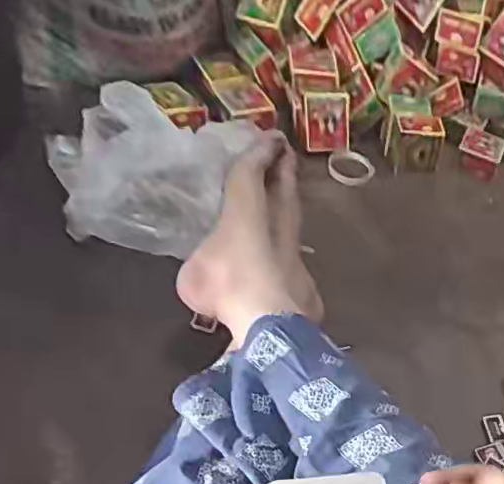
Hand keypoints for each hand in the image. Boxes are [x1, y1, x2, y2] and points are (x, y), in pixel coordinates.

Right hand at [175, 132, 322, 338]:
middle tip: (287, 158)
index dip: (259, 155)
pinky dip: (289, 271)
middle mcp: (278, 232)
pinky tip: (284, 279)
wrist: (267, 325)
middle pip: (285, 196)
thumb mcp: (195, 276)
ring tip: (283, 215)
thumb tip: (211, 282)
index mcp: (245, 214)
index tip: (270, 139)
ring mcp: (297, 264)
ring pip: (294, 234)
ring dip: (289, 221)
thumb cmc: (226, 288)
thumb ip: (203, 269)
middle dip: (284, 174)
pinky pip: (297, 274)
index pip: (251, 175)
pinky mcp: (308, 293)